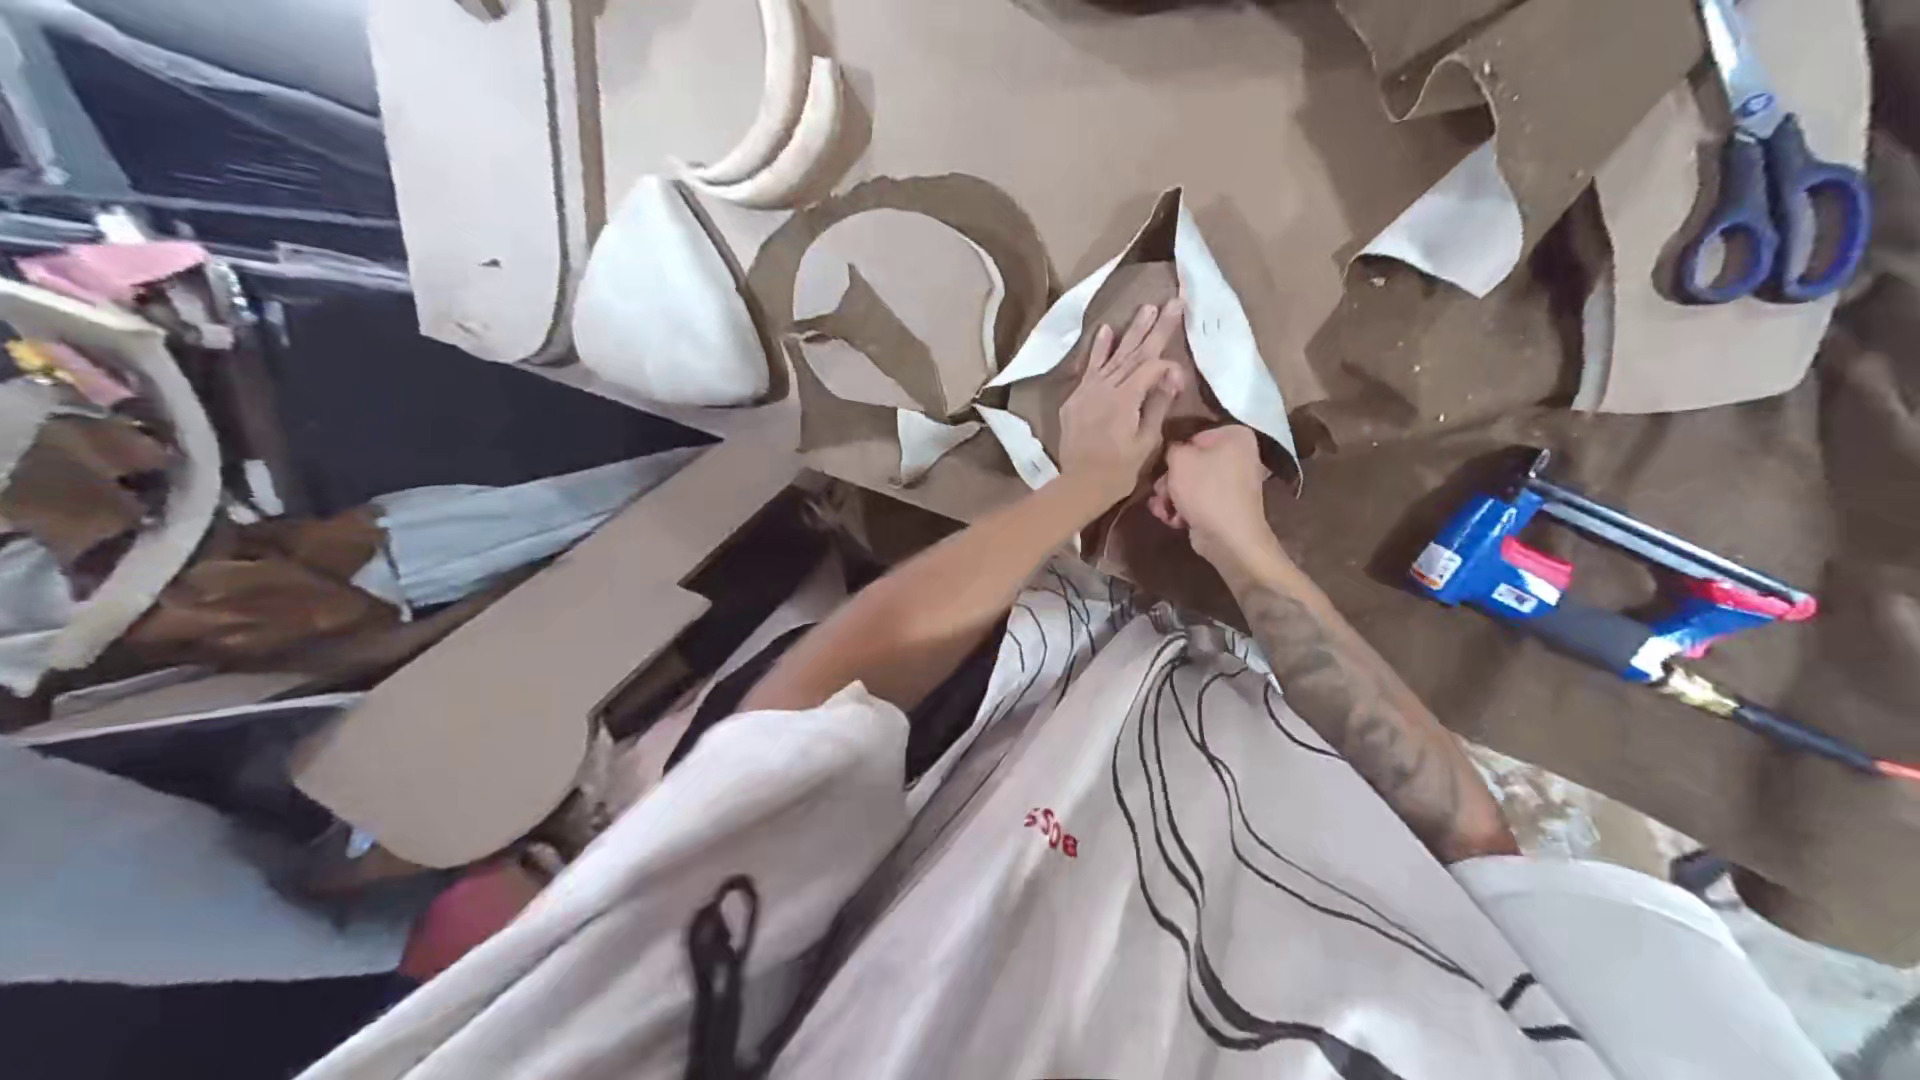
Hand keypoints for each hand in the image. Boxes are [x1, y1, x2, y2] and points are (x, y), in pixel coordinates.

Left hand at [1056, 299, 1185, 506]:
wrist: (1081, 484)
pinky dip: (1098, 350)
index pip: (1151, 368)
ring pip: (1113, 356)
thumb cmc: (1119, 469)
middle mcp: (1105, 388)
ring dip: (1131, 332)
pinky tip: (1106, 330)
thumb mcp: (1147, 441)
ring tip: (1146, 308)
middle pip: (1134, 353)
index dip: (1167, 368)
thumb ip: (1158, 405)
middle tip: (1171, 302)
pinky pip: (1089, 369)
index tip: (1179, 374)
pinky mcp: (1076, 398)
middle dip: (1155, 328)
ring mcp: (1088, 391)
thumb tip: (1172, 376)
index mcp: (1125, 399)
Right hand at [1148, 424, 1281, 569]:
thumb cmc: (1205, 490)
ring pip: (1190, 483)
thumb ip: (1171, 447)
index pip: (1192, 436)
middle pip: (1190, 462)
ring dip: (1171, 497)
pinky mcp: (1225, 505)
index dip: (1174, 453)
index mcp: (1234, 436)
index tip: (1163, 468)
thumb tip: (1174, 452)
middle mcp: (1238, 455)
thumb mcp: (1179, 459)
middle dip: (1170, 480)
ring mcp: (1233, 482)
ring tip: (1163, 509)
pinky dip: (1183, 509)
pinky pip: (1198, 500)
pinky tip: (1173, 519)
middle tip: (1162, 491)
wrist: (1228, 537)